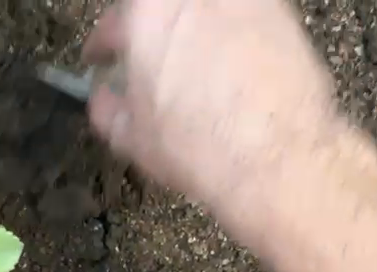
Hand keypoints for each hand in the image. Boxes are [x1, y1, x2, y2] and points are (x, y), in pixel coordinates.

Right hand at [84, 0, 352, 239]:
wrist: (270, 152)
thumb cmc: (197, 144)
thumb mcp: (131, 138)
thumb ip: (106, 108)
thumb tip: (103, 98)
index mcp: (147, 14)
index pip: (113, 21)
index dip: (102, 44)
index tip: (99, 57)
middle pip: (161, 9)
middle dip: (149, 32)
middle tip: (145, 60)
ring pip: (203, 13)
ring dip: (189, 32)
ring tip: (188, 67)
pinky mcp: (277, 8)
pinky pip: (239, 17)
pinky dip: (227, 37)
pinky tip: (226, 71)